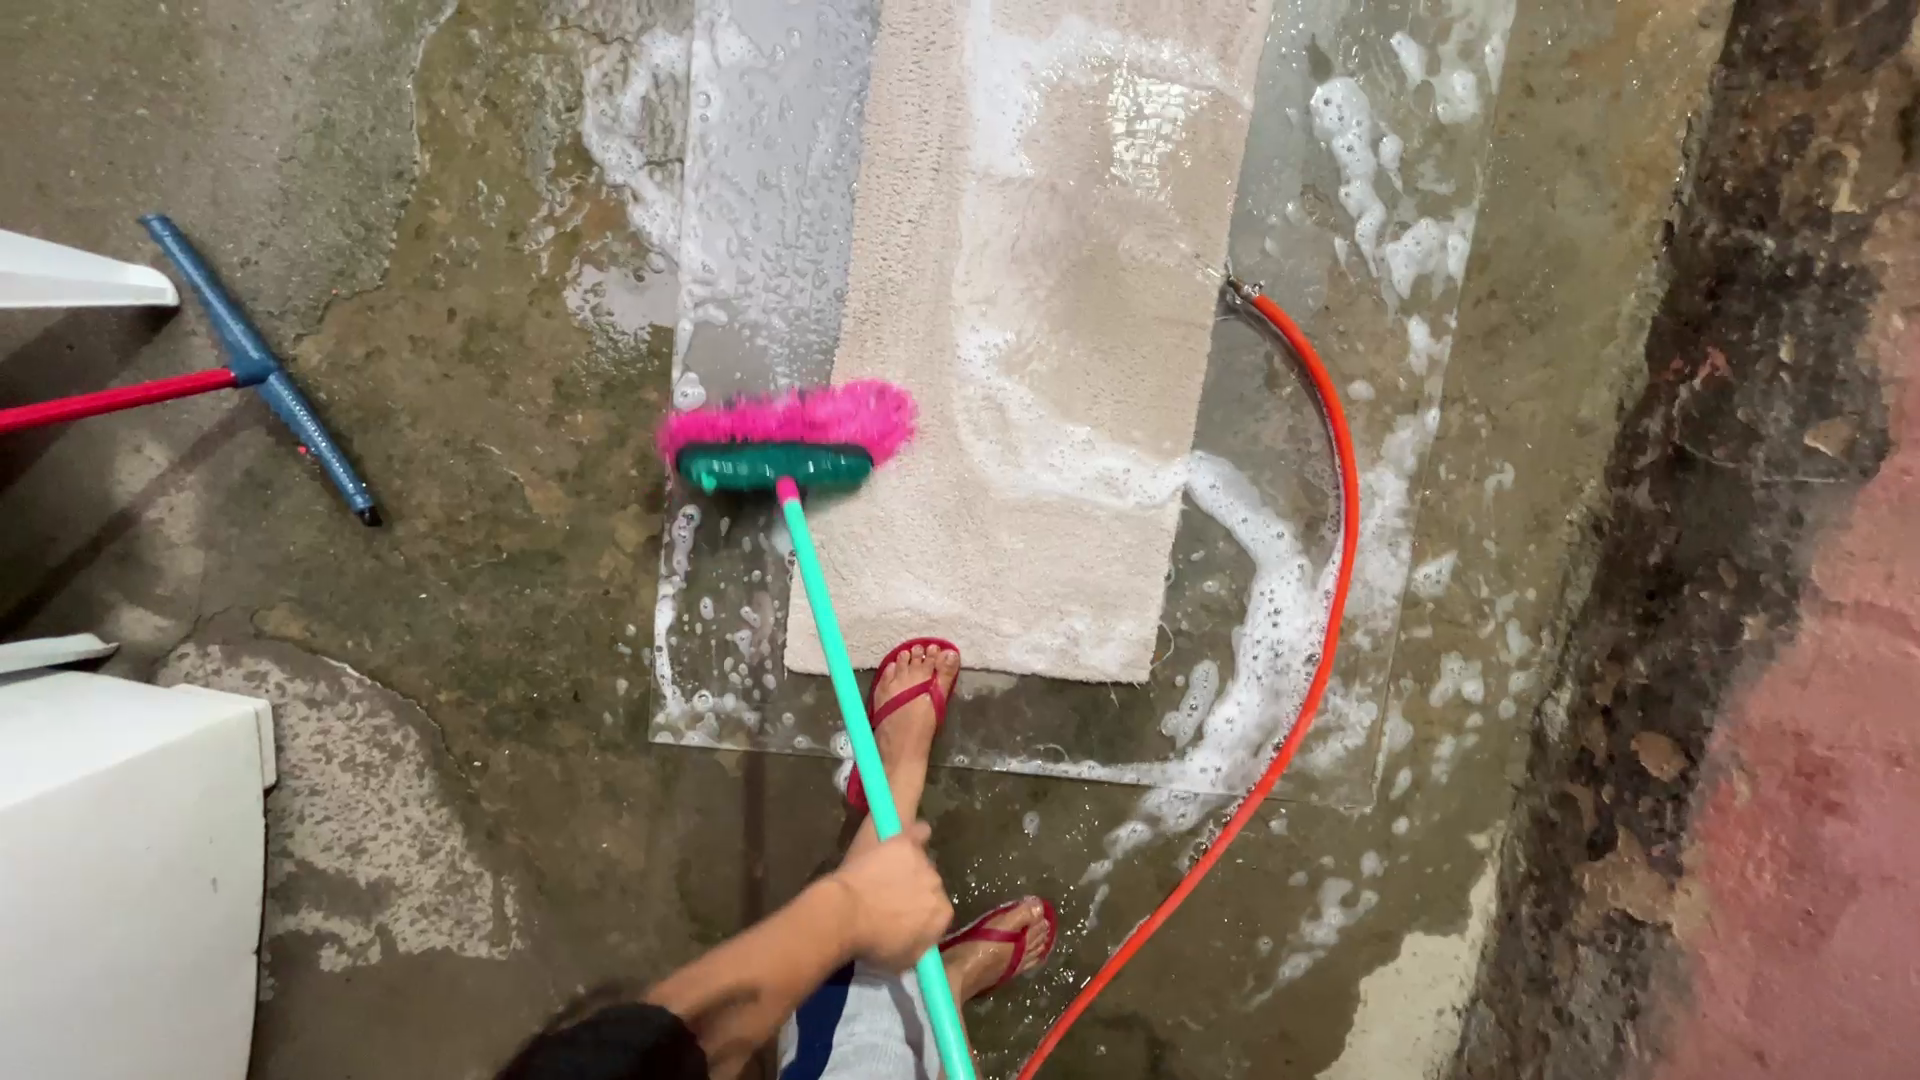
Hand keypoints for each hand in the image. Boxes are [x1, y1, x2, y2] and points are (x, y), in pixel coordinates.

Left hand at [828, 822, 952, 970]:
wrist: (846, 914)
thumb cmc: (872, 942)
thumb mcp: (904, 961)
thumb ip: (922, 946)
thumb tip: (923, 939)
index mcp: (942, 915)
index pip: (938, 912)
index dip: (921, 914)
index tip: (905, 916)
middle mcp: (939, 885)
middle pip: (930, 884)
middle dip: (915, 890)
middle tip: (891, 896)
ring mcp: (923, 861)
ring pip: (920, 861)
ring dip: (909, 866)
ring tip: (885, 873)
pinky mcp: (905, 843)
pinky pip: (918, 834)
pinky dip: (916, 835)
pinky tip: (912, 835)